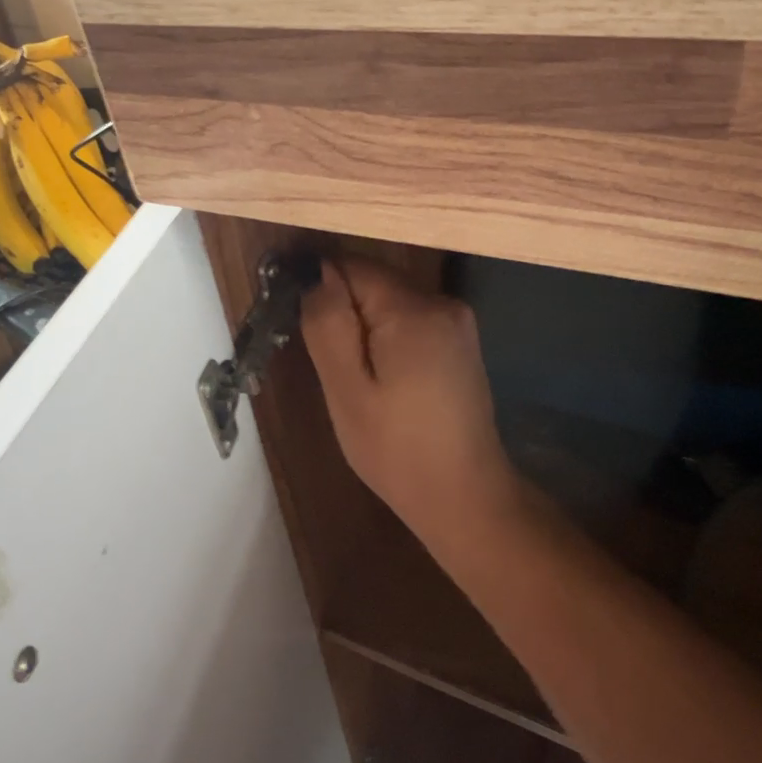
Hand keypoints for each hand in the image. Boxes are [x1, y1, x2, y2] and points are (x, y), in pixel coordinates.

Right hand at [299, 256, 518, 530]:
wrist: (465, 497)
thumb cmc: (397, 450)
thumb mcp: (347, 391)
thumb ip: (328, 325)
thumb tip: (314, 272)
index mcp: (414, 310)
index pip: (350, 265)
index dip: (317, 285)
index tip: (297, 321)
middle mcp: (442, 303)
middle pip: (372, 280)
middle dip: (341, 308)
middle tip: (325, 361)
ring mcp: (457, 322)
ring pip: (389, 301)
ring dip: (362, 324)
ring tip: (350, 374)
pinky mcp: (459, 343)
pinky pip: (408, 321)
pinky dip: (385, 337)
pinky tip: (380, 378)